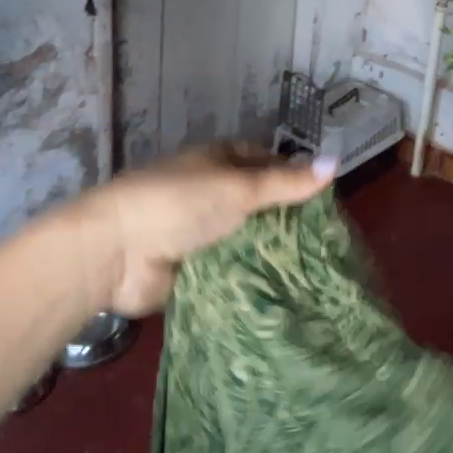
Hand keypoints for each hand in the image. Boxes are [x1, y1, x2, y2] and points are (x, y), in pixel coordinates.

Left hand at [74, 143, 334, 316]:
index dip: (294, 176)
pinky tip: (283, 291)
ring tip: (315, 270)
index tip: (326, 199)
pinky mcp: (192, 270)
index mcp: (219, 161)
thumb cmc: (180, 203)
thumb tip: (337, 162)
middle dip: (285, 220)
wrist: (116, 252)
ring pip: (246, 240)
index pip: (267, 162)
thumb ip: (288, 183)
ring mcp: (200, 233)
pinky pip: (230, 272)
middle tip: (328, 241)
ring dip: (268, 252)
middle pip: (259, 204)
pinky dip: (249, 279)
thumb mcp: (241, 187)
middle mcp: (211, 193)